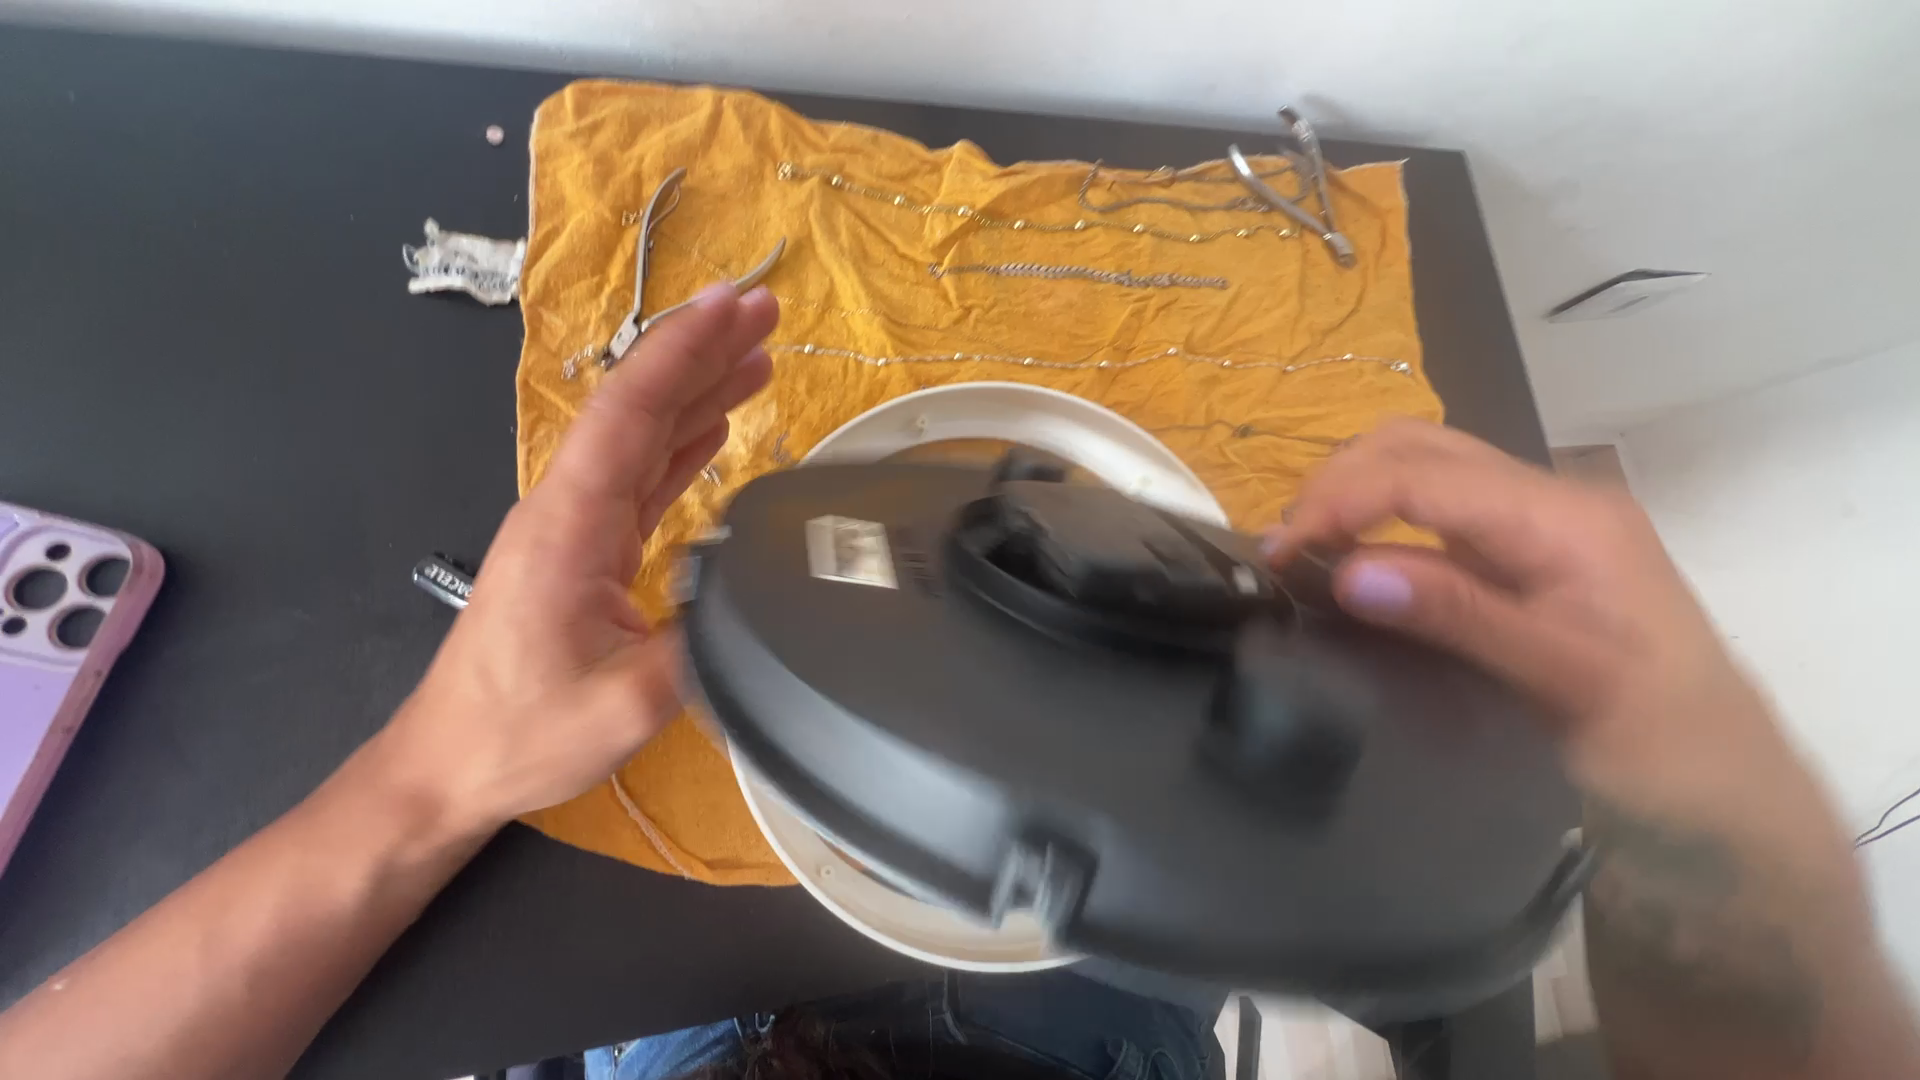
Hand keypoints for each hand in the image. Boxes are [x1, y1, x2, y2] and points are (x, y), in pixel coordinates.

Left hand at [373, 283, 778, 834]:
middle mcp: (571, 507)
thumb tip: (756, 593)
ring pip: (646, 436)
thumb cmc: (524, 733)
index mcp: (570, 524)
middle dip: (701, 352)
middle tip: (765, 313)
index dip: (681, 354)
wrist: (451, 764)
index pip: (629, 415)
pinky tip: (718, 424)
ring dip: (699, 390)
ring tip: (758, 355)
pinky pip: (646, 477)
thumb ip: (700, 646)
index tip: (732, 308)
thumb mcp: (626, 706)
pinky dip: (685, 442)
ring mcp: (580, 525)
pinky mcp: (591, 548)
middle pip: (640, 408)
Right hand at [1262, 416, 1770, 793]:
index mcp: (1566, 520)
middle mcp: (1545, 501)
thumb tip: (1348, 574)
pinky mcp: (1507, 551)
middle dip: (1336, 482)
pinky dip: (1367, 521)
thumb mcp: (1566, 686)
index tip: (1281, 552)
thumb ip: (1459, 617)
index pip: (1426, 476)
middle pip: (1417, 445)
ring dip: (1348, 492)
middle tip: (1286, 548)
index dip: (1341, 501)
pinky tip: (1341, 560)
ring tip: (1304, 548)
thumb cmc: (1660, 742)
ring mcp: (1526, 523)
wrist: (1723, 786)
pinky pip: (1422, 509)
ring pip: (1415, 463)